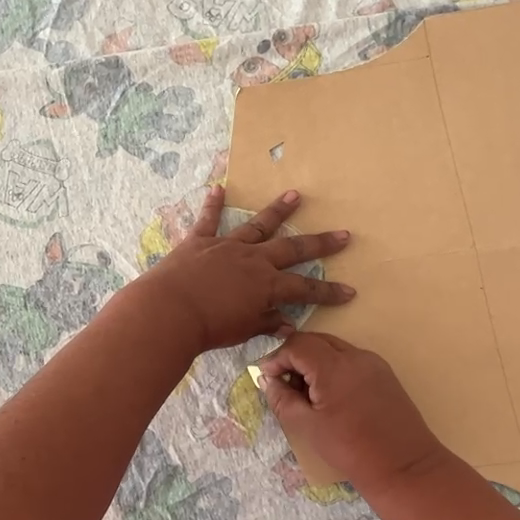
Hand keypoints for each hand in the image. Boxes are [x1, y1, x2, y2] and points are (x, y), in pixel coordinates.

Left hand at [125, 187, 352, 353]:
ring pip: (258, 225)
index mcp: (267, 285)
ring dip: (277, 211)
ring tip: (295, 195)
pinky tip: (218, 188)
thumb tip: (287, 325)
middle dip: (319, 243)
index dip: (328, 291)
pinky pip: (208, 220)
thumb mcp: (243, 330)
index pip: (306, 289)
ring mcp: (227, 247)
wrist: (170, 311)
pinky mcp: (199, 242)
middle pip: (292, 248)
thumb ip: (265, 323)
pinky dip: (213, 204)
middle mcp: (253, 260)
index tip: (349, 290)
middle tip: (343, 234)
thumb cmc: (208, 328)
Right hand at [258, 331, 450, 488]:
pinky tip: (330, 397)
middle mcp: (356, 356)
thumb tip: (267, 380)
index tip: (268, 379)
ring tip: (307, 394)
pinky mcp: (385, 375)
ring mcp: (374, 364)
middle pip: (316, 341)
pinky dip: (333, 369)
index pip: (297, 345)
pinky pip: (350, 360)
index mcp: (334, 366)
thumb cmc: (350, 448)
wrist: (404, 467)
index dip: (277, 358)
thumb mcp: (307, 426)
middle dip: (294, 357)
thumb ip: (282, 398)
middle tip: (285, 384)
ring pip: (334, 349)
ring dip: (314, 362)